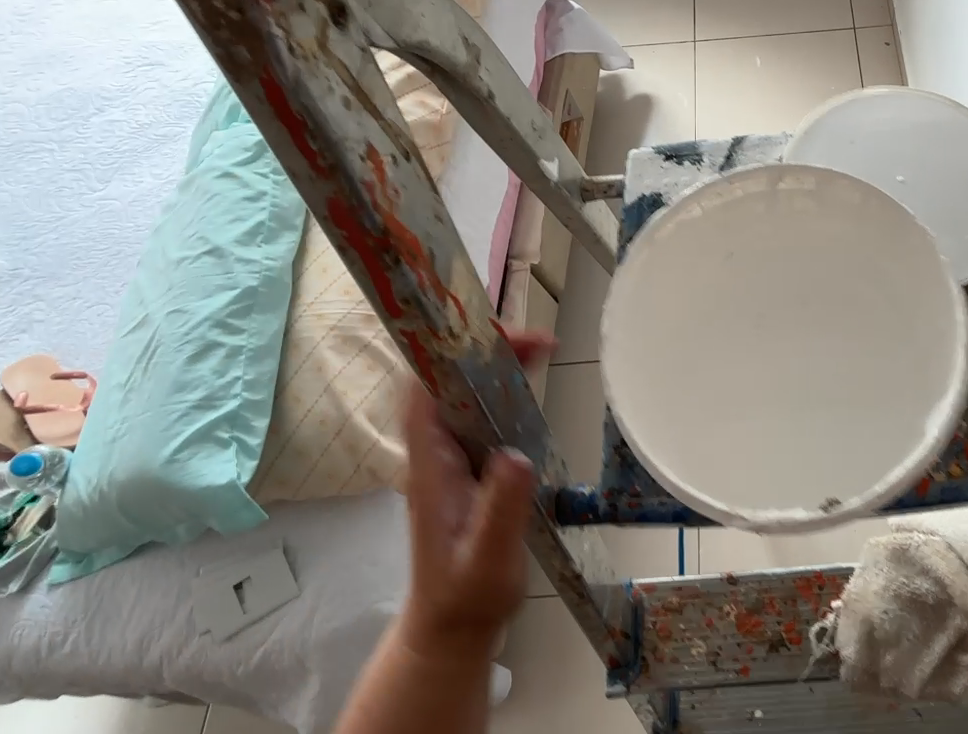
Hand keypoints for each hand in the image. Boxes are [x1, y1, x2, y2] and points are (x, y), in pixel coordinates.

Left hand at [394, 329, 551, 658]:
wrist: (452, 627)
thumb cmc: (468, 596)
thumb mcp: (490, 556)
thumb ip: (502, 506)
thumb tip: (517, 454)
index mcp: (430, 466)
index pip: (426, 392)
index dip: (456, 357)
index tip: (504, 341)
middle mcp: (434, 453)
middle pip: (448, 382)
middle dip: (486, 351)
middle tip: (539, 341)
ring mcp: (450, 459)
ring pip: (465, 394)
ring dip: (498, 366)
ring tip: (541, 350)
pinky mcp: (468, 467)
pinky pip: (482, 413)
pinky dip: (506, 390)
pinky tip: (532, 387)